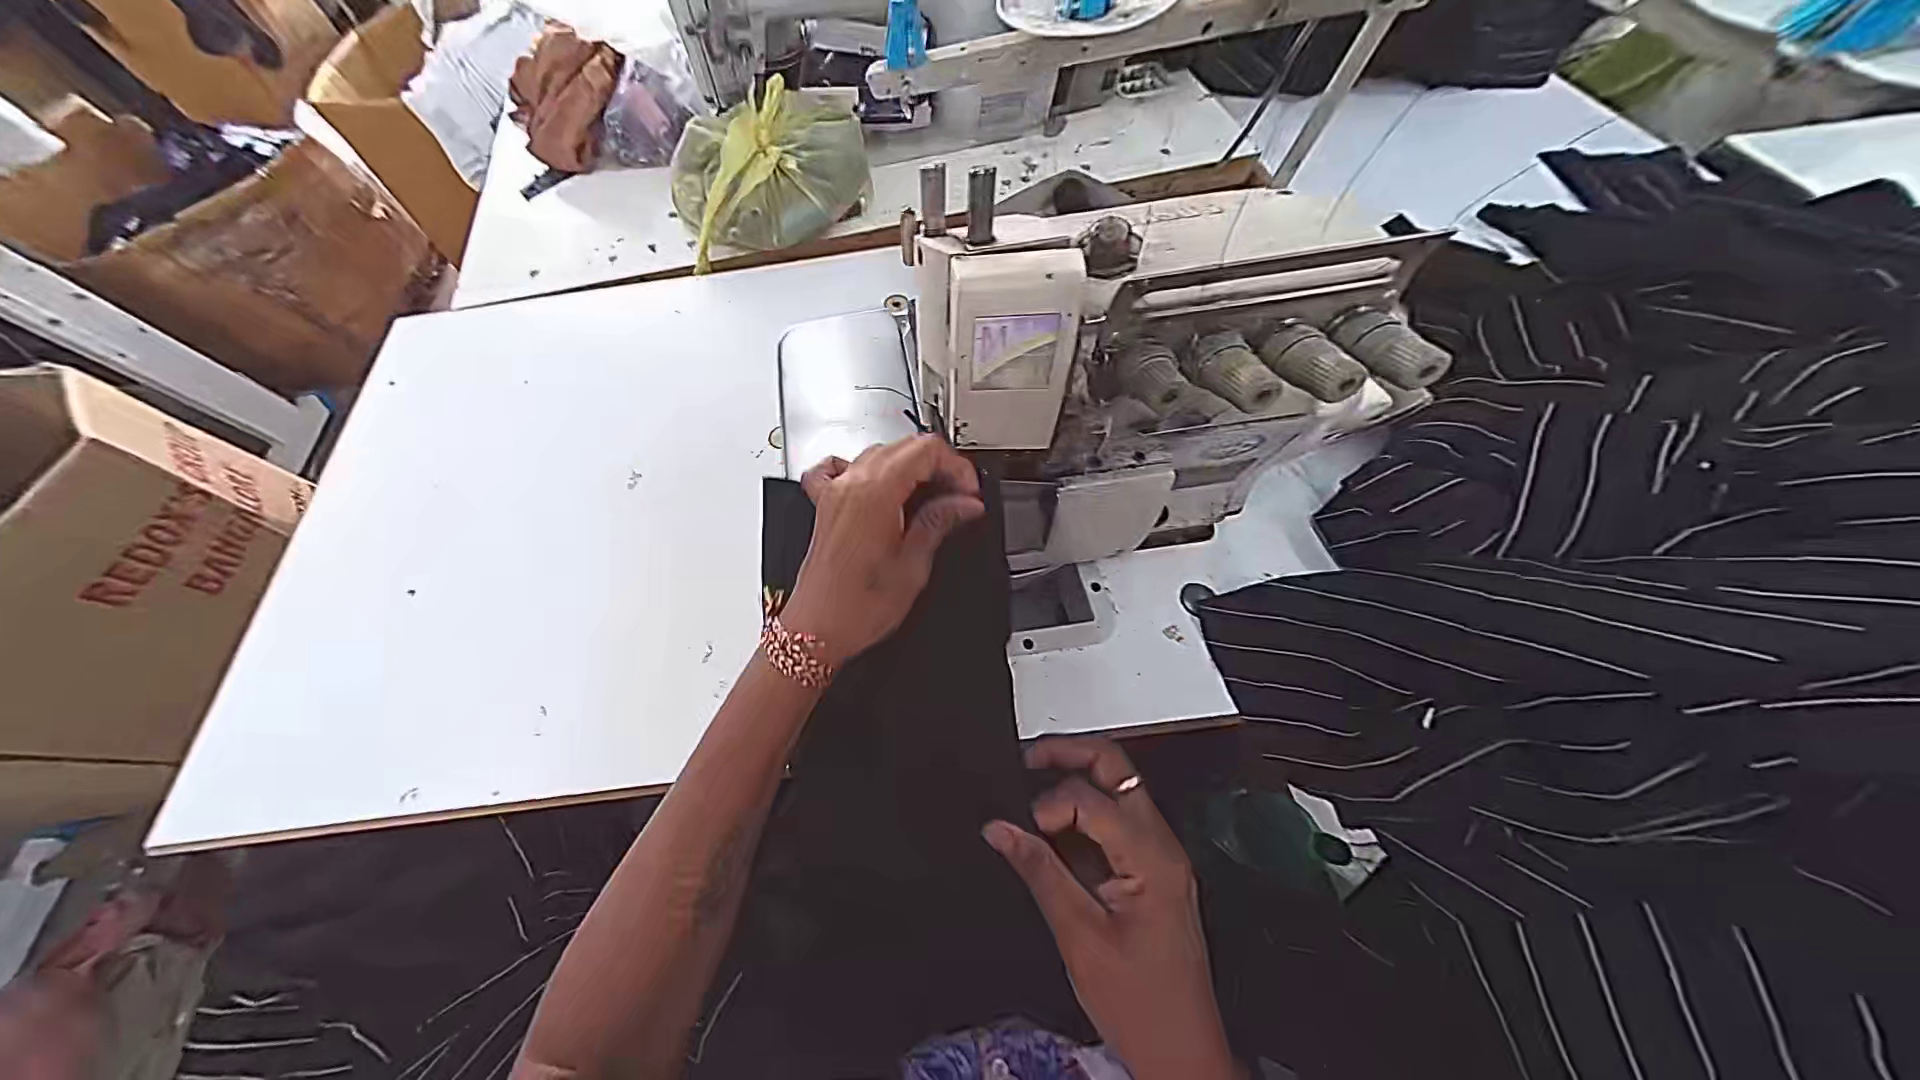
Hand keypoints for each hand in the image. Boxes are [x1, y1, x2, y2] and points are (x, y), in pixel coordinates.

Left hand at [780, 435, 984, 667]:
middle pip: (905, 446)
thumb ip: (939, 522)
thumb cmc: (856, 607)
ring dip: (911, 467)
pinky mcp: (827, 506)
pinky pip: (845, 469)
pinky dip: (869, 472)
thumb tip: (965, 504)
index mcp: (876, 492)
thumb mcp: (913, 564)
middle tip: (959, 498)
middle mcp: (851, 484)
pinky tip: (885, 491)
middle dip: (940, 466)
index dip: (957, 466)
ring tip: (933, 500)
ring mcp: (836, 492)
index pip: (927, 450)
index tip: (969, 492)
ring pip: (880, 454)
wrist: (817, 629)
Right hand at [984, 737, 1237, 1079]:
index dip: (1048, 807)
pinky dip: (1084, 813)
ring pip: (1118, 786)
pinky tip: (1057, 831)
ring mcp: (1161, 854)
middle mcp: (1162, 845)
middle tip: (1029, 758)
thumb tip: (1000, 829)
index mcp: (1150, 858)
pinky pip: (1118, 818)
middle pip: (1116, 767)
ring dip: (1077, 778)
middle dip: (1068, 753)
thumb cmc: (1141, 1006)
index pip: (1090, 799)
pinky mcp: (1153, 868)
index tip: (1024, 832)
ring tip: (1036, 790)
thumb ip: (1038, 872)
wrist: (1183, 1054)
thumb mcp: (1079, 936)